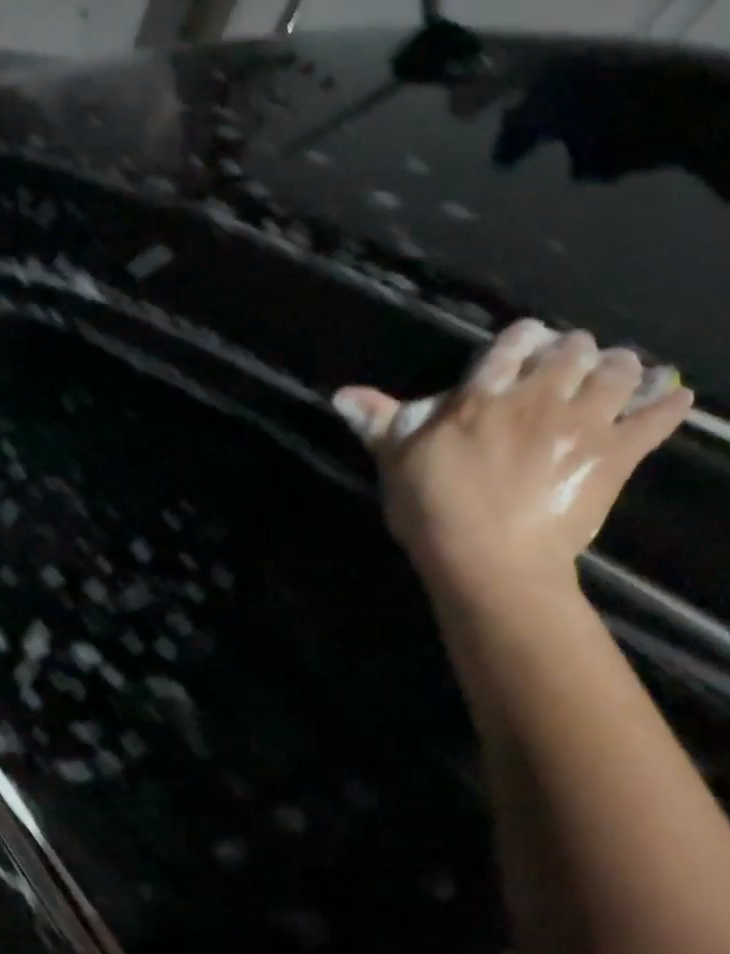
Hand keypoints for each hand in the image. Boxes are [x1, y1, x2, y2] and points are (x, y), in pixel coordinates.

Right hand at [333, 320, 692, 595]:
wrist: (489, 559)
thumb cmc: (431, 509)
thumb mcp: (395, 462)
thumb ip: (378, 422)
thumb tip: (342, 393)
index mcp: (479, 399)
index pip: (509, 347)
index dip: (522, 337)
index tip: (526, 339)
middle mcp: (537, 400)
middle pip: (572, 352)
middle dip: (574, 350)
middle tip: (571, 359)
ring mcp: (584, 424)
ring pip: (621, 373)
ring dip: (622, 367)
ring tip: (617, 374)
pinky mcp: (619, 453)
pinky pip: (660, 415)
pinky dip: (668, 402)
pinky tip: (666, 399)